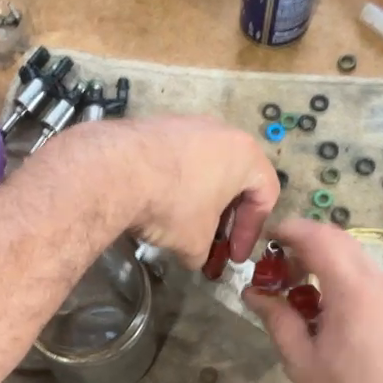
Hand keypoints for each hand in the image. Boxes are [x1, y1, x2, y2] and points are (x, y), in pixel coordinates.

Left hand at [35, 116, 278, 268]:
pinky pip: (176, 158)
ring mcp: (186, 123)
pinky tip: (157, 204)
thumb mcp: (195, 241)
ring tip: (183, 226)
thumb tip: (196, 259)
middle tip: (212, 242)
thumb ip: (203, 252)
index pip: (266, 195)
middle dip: (225, 215)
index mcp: (245, 154)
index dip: (252, 231)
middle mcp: (221, 131)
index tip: (233, 256)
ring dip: (200, 198)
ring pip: (204, 166)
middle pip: (235, 178)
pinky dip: (174, 182)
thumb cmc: (173, 205)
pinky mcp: (155, 125)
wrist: (116, 171)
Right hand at [243, 218, 382, 382]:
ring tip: (302, 297)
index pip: (320, 237)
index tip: (266, 238)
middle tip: (278, 271)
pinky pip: (374, 282)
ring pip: (360, 261)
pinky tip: (332, 316)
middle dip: (307, 246)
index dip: (290, 229)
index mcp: (354, 290)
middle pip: (342, 242)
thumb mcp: (301, 360)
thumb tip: (253, 293)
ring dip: (328, 265)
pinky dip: (347, 282)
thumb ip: (277, 318)